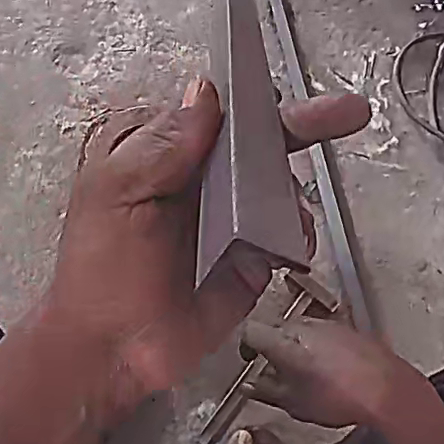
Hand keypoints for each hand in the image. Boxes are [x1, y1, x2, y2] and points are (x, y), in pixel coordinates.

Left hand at [36, 77, 369, 416]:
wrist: (109, 354)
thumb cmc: (98, 271)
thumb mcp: (114, 195)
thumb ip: (160, 146)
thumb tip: (205, 96)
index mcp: (160, 151)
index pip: (214, 112)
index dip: (250, 99)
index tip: (278, 90)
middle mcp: (200, 176)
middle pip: (258, 140)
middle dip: (304, 123)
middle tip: (346, 112)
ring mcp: (228, 215)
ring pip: (278, 184)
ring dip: (294, 188)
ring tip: (287, 209)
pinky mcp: (250, 254)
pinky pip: (286, 232)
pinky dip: (297, 231)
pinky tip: (291, 238)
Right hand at [242, 318, 430, 429]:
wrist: (387, 389)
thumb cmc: (337, 399)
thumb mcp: (295, 403)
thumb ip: (268, 390)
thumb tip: (249, 385)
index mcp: (283, 340)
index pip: (251, 330)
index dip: (246, 345)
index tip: (249, 360)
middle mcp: (302, 324)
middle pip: (276, 327)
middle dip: (272, 346)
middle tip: (277, 371)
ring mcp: (327, 323)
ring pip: (300, 329)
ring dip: (296, 344)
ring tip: (306, 372)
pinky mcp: (347, 327)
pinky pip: (322, 332)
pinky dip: (317, 345)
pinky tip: (329, 367)